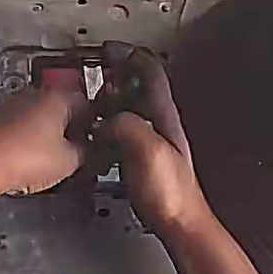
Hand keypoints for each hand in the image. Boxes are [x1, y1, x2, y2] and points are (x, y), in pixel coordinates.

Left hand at [0, 87, 89, 195]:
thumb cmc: (21, 157)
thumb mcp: (69, 160)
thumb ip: (85, 152)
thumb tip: (88, 151)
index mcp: (56, 99)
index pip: (87, 103)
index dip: (96, 121)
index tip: (99, 135)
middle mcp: (34, 96)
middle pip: (63, 108)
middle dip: (73, 128)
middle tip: (80, 148)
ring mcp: (13, 107)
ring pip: (41, 117)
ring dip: (51, 134)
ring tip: (56, 157)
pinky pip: (23, 127)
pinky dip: (32, 140)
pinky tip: (33, 159)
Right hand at [96, 43, 212, 236]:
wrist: (179, 223)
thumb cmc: (170, 193)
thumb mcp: (147, 150)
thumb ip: (126, 125)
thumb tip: (106, 121)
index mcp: (163, 116)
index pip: (150, 72)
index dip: (130, 55)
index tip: (110, 50)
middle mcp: (159, 124)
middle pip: (138, 87)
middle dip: (117, 76)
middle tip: (98, 77)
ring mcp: (151, 141)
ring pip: (129, 108)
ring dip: (110, 100)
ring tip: (93, 103)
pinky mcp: (141, 158)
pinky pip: (122, 130)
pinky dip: (107, 124)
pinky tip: (98, 133)